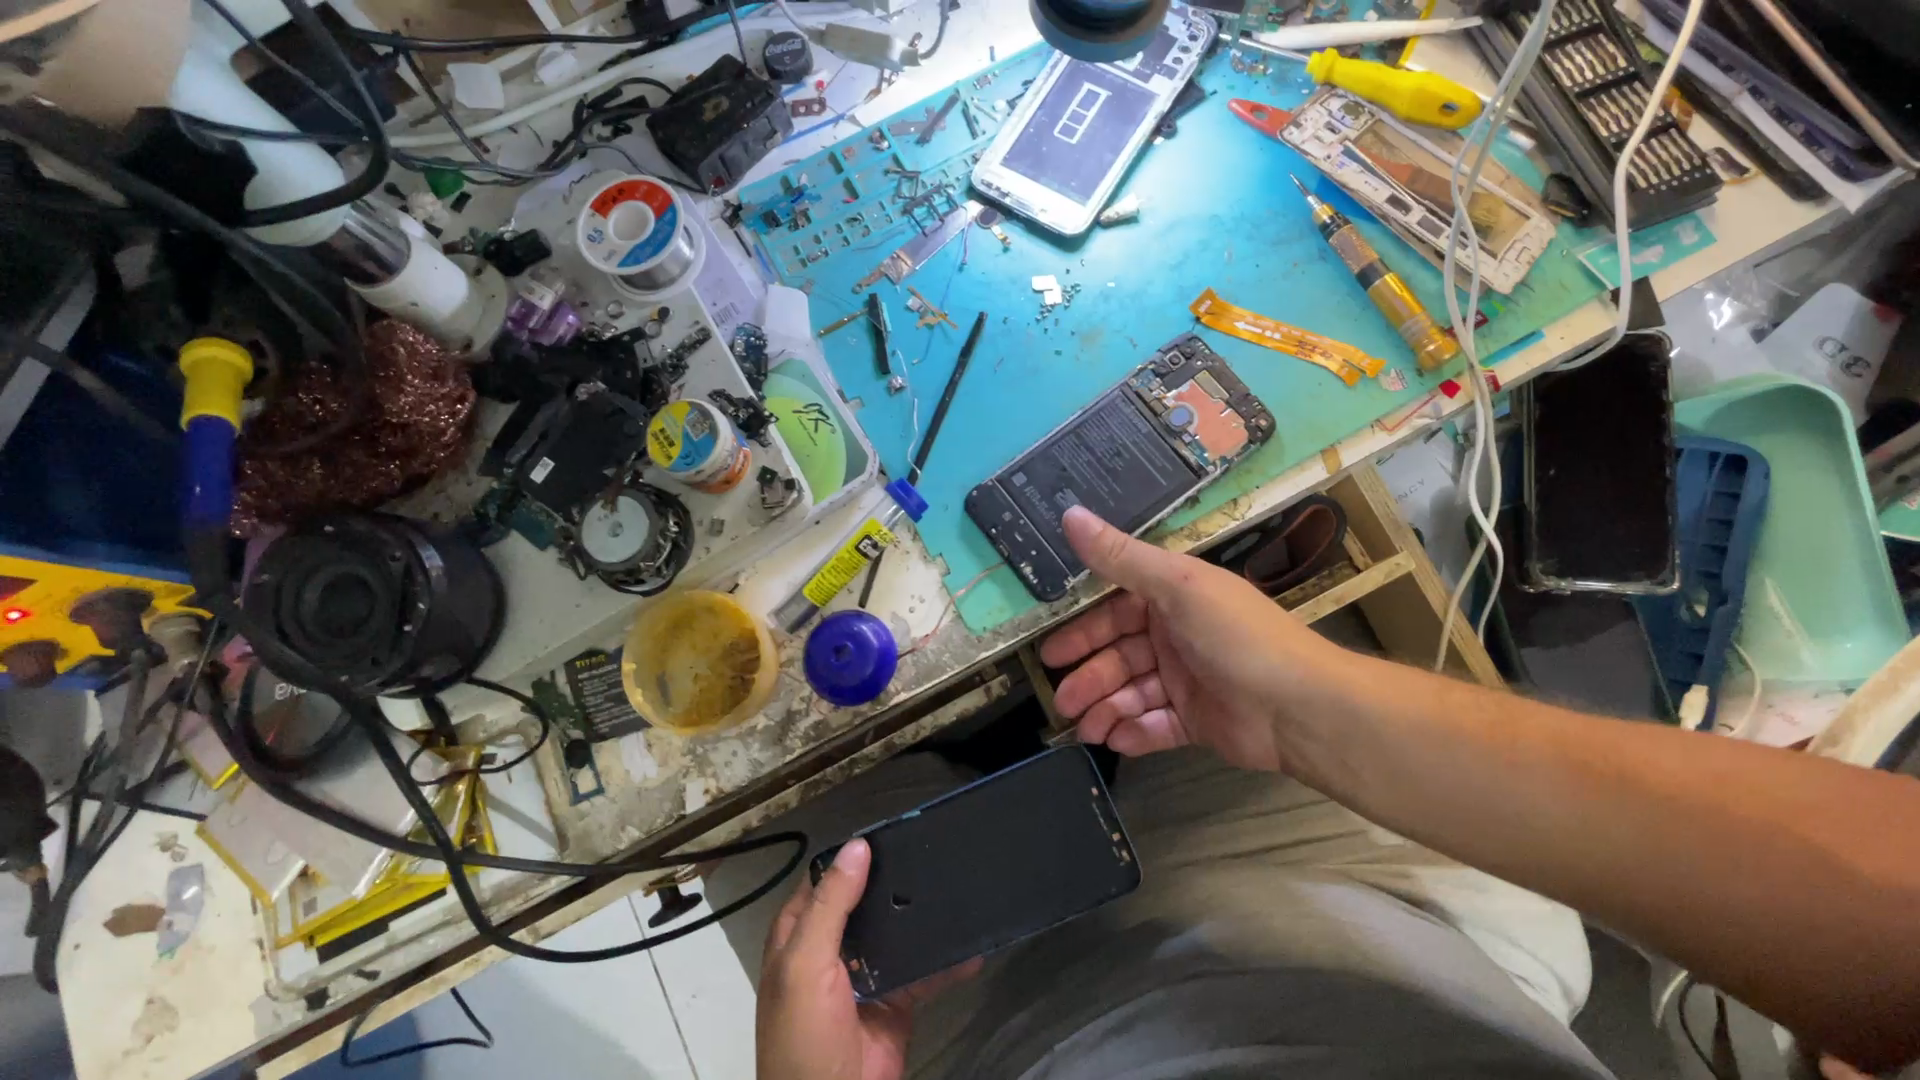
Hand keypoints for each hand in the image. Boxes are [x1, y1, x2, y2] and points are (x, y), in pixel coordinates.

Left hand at [757, 840, 980, 1079]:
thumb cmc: (804, 1036)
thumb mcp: (806, 965)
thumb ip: (831, 906)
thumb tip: (857, 846)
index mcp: (799, 933)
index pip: (827, 878)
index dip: (854, 855)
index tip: (894, 830)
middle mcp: (831, 947)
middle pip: (866, 901)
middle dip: (896, 880)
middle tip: (937, 851)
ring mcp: (865, 974)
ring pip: (897, 932)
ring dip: (923, 916)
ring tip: (959, 886)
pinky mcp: (895, 1000)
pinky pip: (924, 971)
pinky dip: (947, 962)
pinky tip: (973, 946)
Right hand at [1039, 506, 1342, 771]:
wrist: (1300, 707)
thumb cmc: (1238, 636)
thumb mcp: (1178, 586)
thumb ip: (1120, 558)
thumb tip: (1068, 513)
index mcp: (1173, 599)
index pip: (1115, 613)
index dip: (1082, 633)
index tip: (1049, 655)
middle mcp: (1176, 637)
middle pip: (1119, 657)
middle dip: (1089, 679)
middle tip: (1061, 701)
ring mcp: (1187, 681)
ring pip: (1132, 694)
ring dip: (1105, 709)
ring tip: (1084, 729)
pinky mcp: (1197, 721)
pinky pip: (1155, 725)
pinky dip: (1134, 733)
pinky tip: (1115, 741)